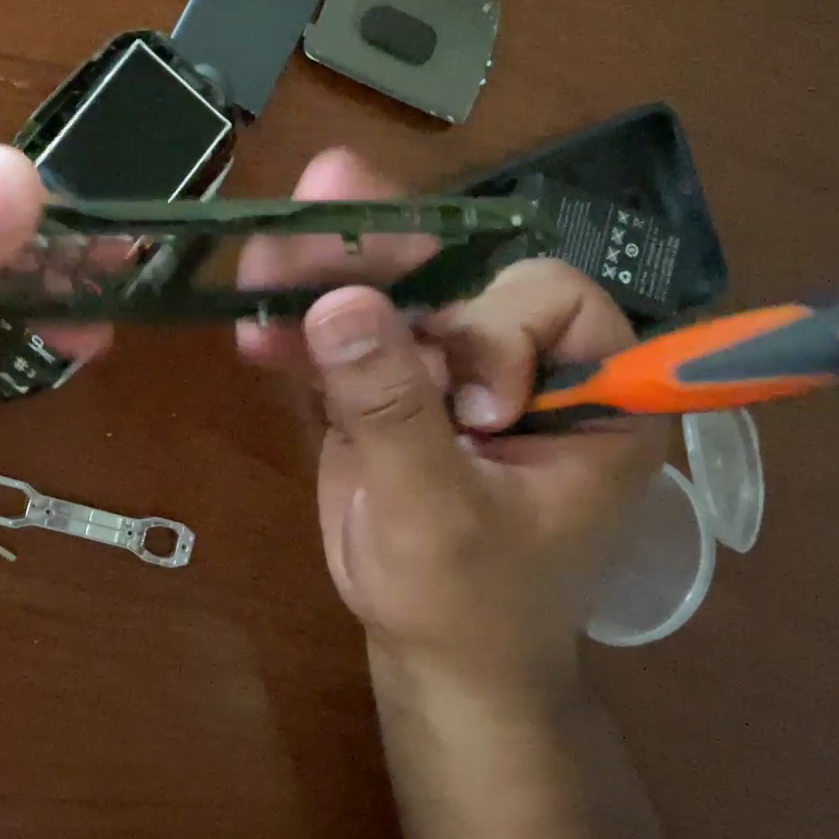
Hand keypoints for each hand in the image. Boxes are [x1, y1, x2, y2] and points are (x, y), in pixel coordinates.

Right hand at [237, 150, 665, 691]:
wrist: (430, 651)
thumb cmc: (466, 597)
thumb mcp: (434, 507)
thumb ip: (390, 405)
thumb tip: (338, 303)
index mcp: (586, 391)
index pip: (543, 303)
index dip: (488, 330)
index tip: (457, 404)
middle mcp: (516, 366)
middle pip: (447, 281)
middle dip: (378, 251)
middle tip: (322, 187)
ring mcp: (441, 378)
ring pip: (382, 305)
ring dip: (319, 280)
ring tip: (263, 252)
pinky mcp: (384, 396)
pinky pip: (339, 347)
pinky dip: (295, 338)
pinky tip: (252, 328)